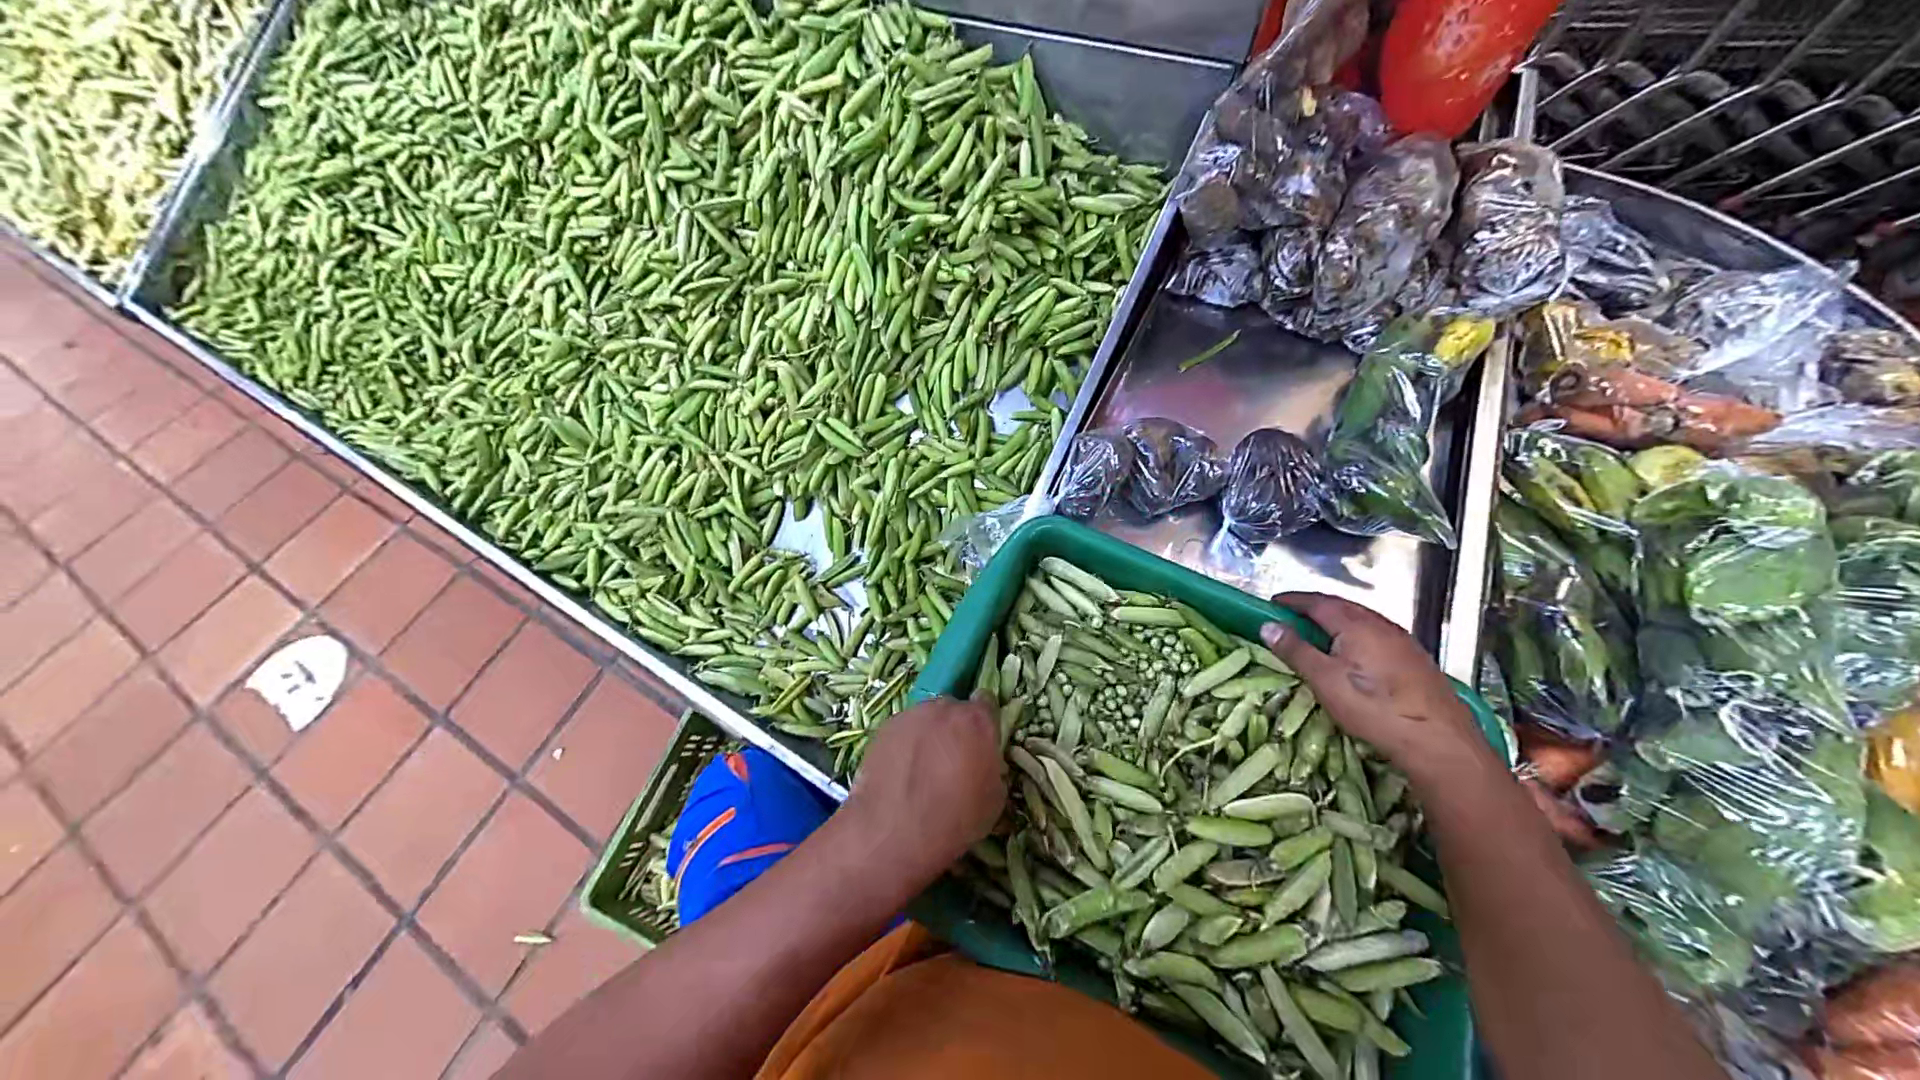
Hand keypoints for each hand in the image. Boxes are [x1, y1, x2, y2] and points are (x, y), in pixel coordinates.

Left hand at [841, 696, 1006, 878]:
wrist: (897, 831)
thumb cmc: (957, 818)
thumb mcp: (994, 797)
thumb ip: (990, 766)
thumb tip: (981, 764)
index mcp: (977, 721)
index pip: (986, 703)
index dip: (983, 721)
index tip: (980, 739)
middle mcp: (944, 708)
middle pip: (953, 709)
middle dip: (953, 728)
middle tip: (950, 758)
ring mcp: (911, 715)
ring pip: (925, 719)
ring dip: (927, 735)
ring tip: (921, 767)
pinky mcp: (885, 728)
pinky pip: (901, 731)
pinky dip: (904, 744)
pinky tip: (900, 771)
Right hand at [1262, 592, 1499, 788]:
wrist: (1439, 742)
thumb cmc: (1374, 709)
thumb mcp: (1324, 680)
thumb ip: (1295, 650)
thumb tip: (1268, 626)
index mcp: (1355, 624)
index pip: (1317, 602)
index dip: (1293, 601)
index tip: (1272, 604)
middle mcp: (1381, 625)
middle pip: (1342, 607)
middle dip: (1314, 608)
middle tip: (1291, 617)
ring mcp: (1403, 642)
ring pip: (1363, 621)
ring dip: (1337, 621)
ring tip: (1318, 634)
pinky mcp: (1416, 660)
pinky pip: (1377, 636)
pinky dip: (1356, 635)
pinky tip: (1354, 654)